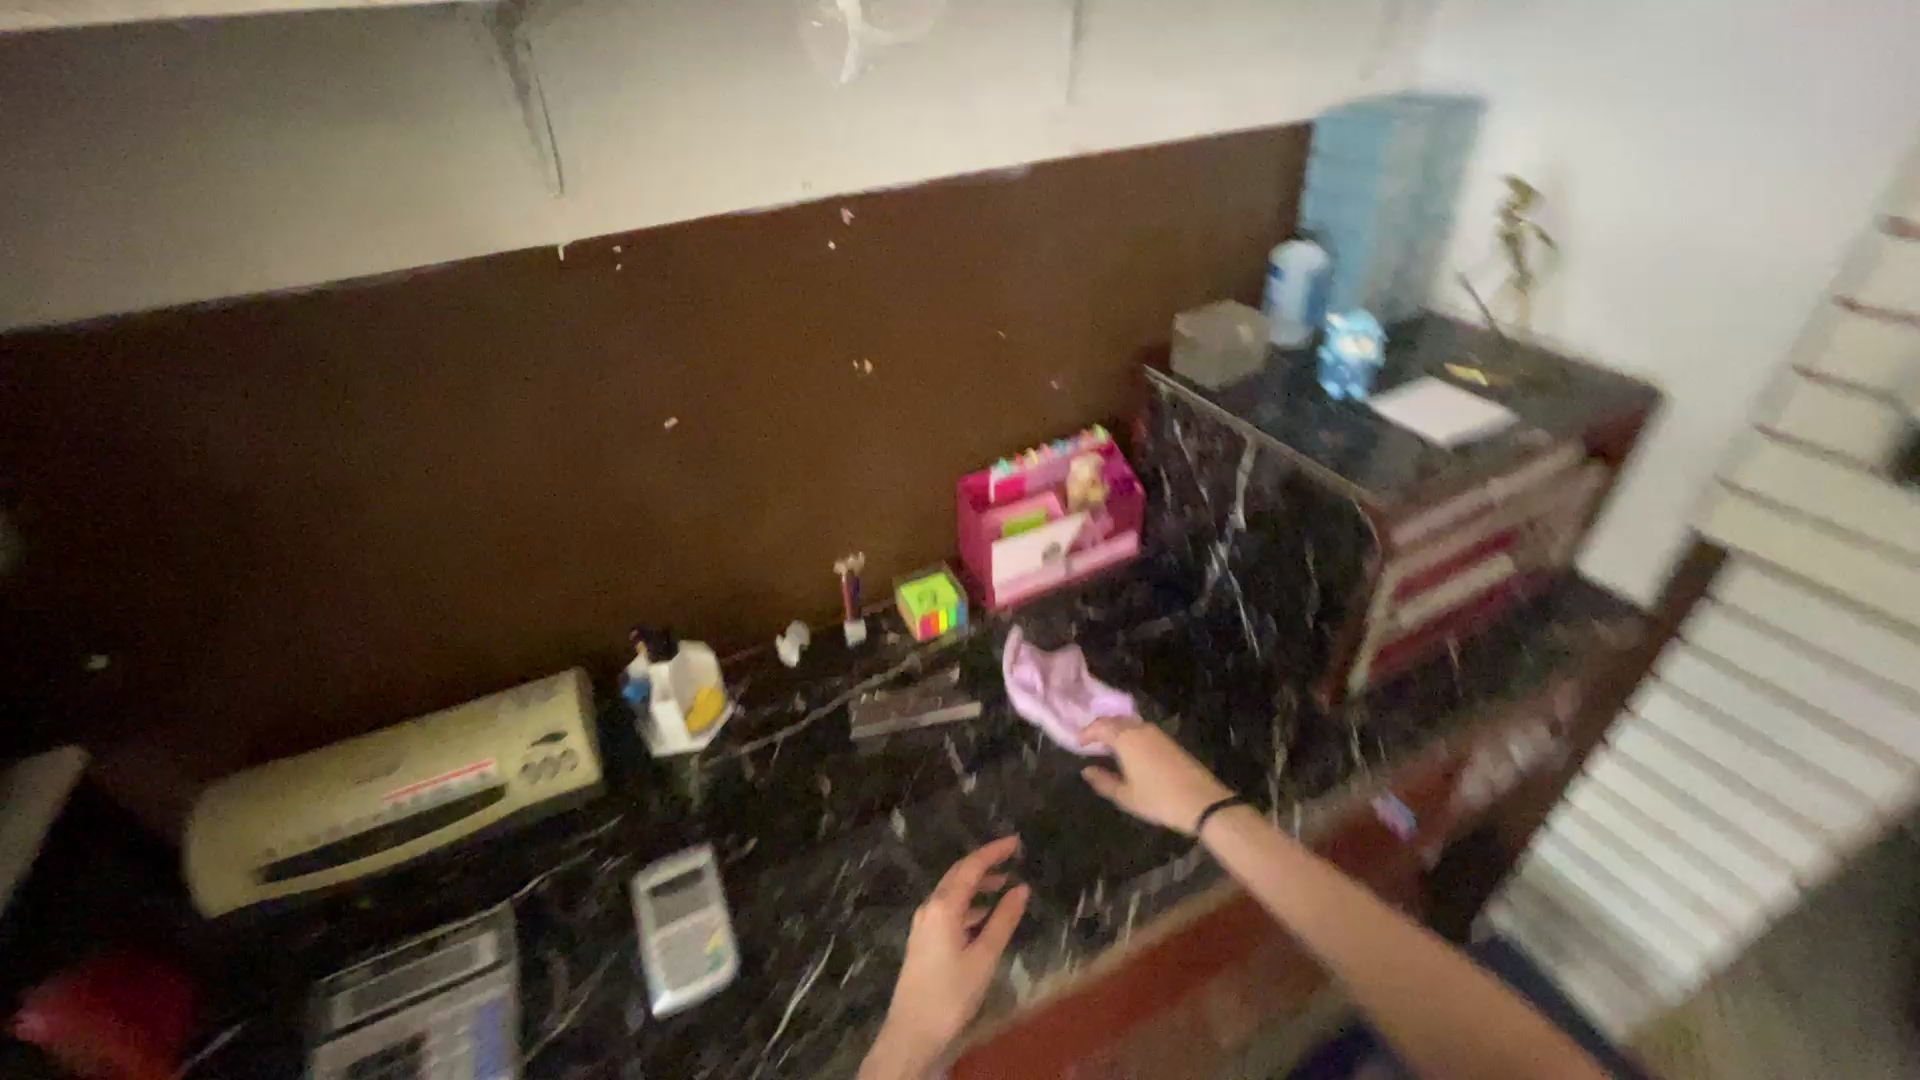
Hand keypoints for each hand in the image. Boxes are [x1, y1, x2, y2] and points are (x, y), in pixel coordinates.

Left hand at [863, 836, 1029, 1079]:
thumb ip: (1003, 920)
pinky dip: (968, 905)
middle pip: (958, 875)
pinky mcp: (923, 939)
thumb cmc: (951, 994)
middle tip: (1011, 858)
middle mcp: (930, 907)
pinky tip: (983, 917)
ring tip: (1004, 887)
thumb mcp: (984, 957)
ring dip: (977, 886)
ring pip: (952, 892)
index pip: (971, 867)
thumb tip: (1021, 888)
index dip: (993, 852)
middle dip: (985, 864)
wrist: (912, 1032)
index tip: (1015, 842)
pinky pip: (948, 909)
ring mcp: (923, 923)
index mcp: (943, 906)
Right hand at [1079, 716, 1234, 834]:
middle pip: (1115, 720)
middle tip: (1091, 741)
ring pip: (1130, 723)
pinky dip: (1131, 734)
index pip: (1101, 726)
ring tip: (1108, 745)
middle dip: (1101, 727)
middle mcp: (1140, 729)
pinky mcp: (1169, 741)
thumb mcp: (1126, 796)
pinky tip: (1130, 750)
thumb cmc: (1159, 800)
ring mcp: (1158, 733)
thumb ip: (1103, 781)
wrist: (1202, 802)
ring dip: (1117, 730)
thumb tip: (1086, 770)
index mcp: (1126, 738)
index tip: (1079, 743)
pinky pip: (1143, 730)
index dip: (1087, 732)